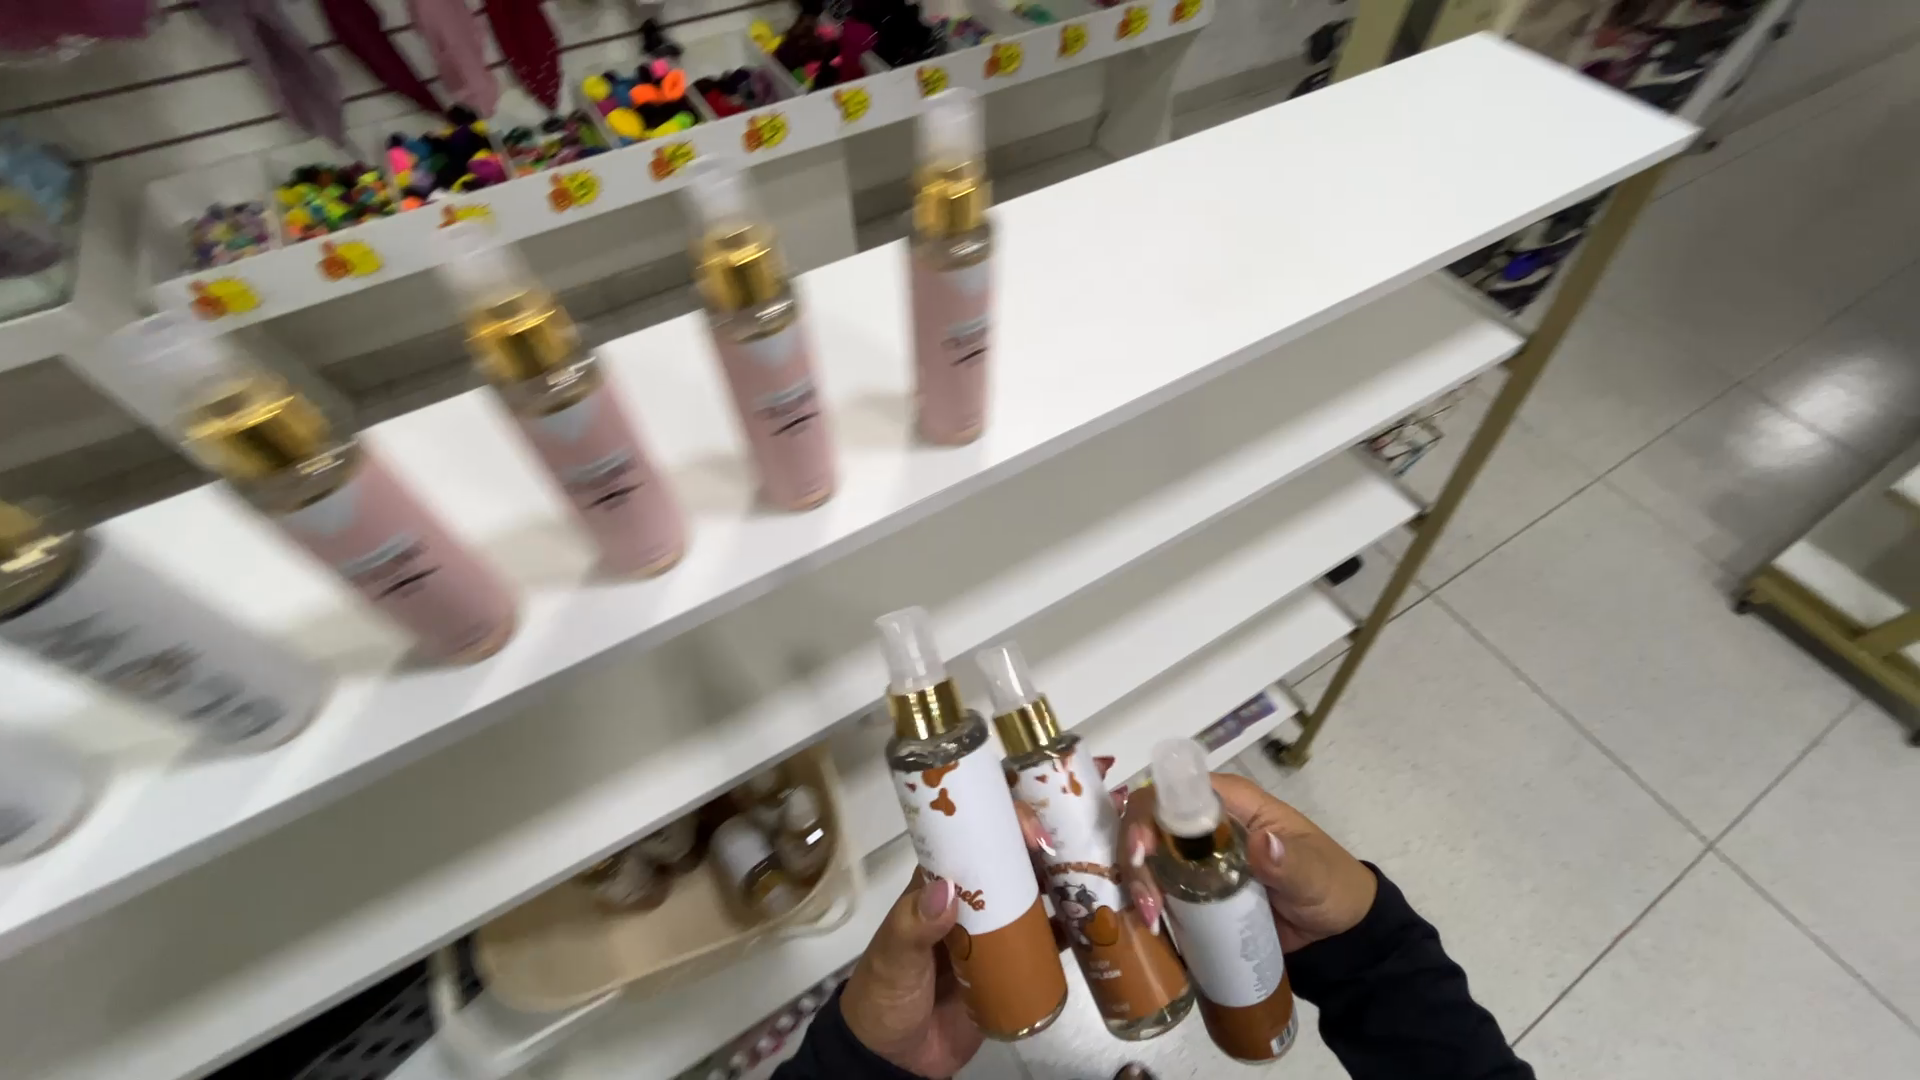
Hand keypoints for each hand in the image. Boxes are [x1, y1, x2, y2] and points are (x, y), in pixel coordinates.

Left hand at [840, 790, 1064, 1077]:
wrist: (894, 1059)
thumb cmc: (885, 992)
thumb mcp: (893, 953)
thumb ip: (914, 925)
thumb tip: (947, 890)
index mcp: (940, 883)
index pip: (972, 840)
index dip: (1002, 826)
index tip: (1031, 829)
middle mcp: (971, 899)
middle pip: (1009, 864)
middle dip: (1040, 852)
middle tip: (1074, 848)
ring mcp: (993, 932)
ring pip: (1030, 897)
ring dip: (1058, 886)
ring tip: (1090, 879)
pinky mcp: (1009, 966)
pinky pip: (1043, 943)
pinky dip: (1066, 932)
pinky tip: (1091, 925)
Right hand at [1119, 771, 1375, 951]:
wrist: (1338, 934)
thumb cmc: (1330, 887)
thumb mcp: (1316, 875)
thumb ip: (1291, 862)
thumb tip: (1264, 843)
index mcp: (1230, 801)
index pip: (1175, 791)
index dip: (1149, 813)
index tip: (1142, 852)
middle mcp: (1203, 820)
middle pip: (1148, 820)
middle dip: (1134, 855)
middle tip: (1147, 902)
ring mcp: (1193, 853)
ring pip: (1146, 852)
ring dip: (1136, 881)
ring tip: (1151, 920)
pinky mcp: (1190, 885)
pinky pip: (1157, 882)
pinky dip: (1144, 899)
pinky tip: (1151, 926)